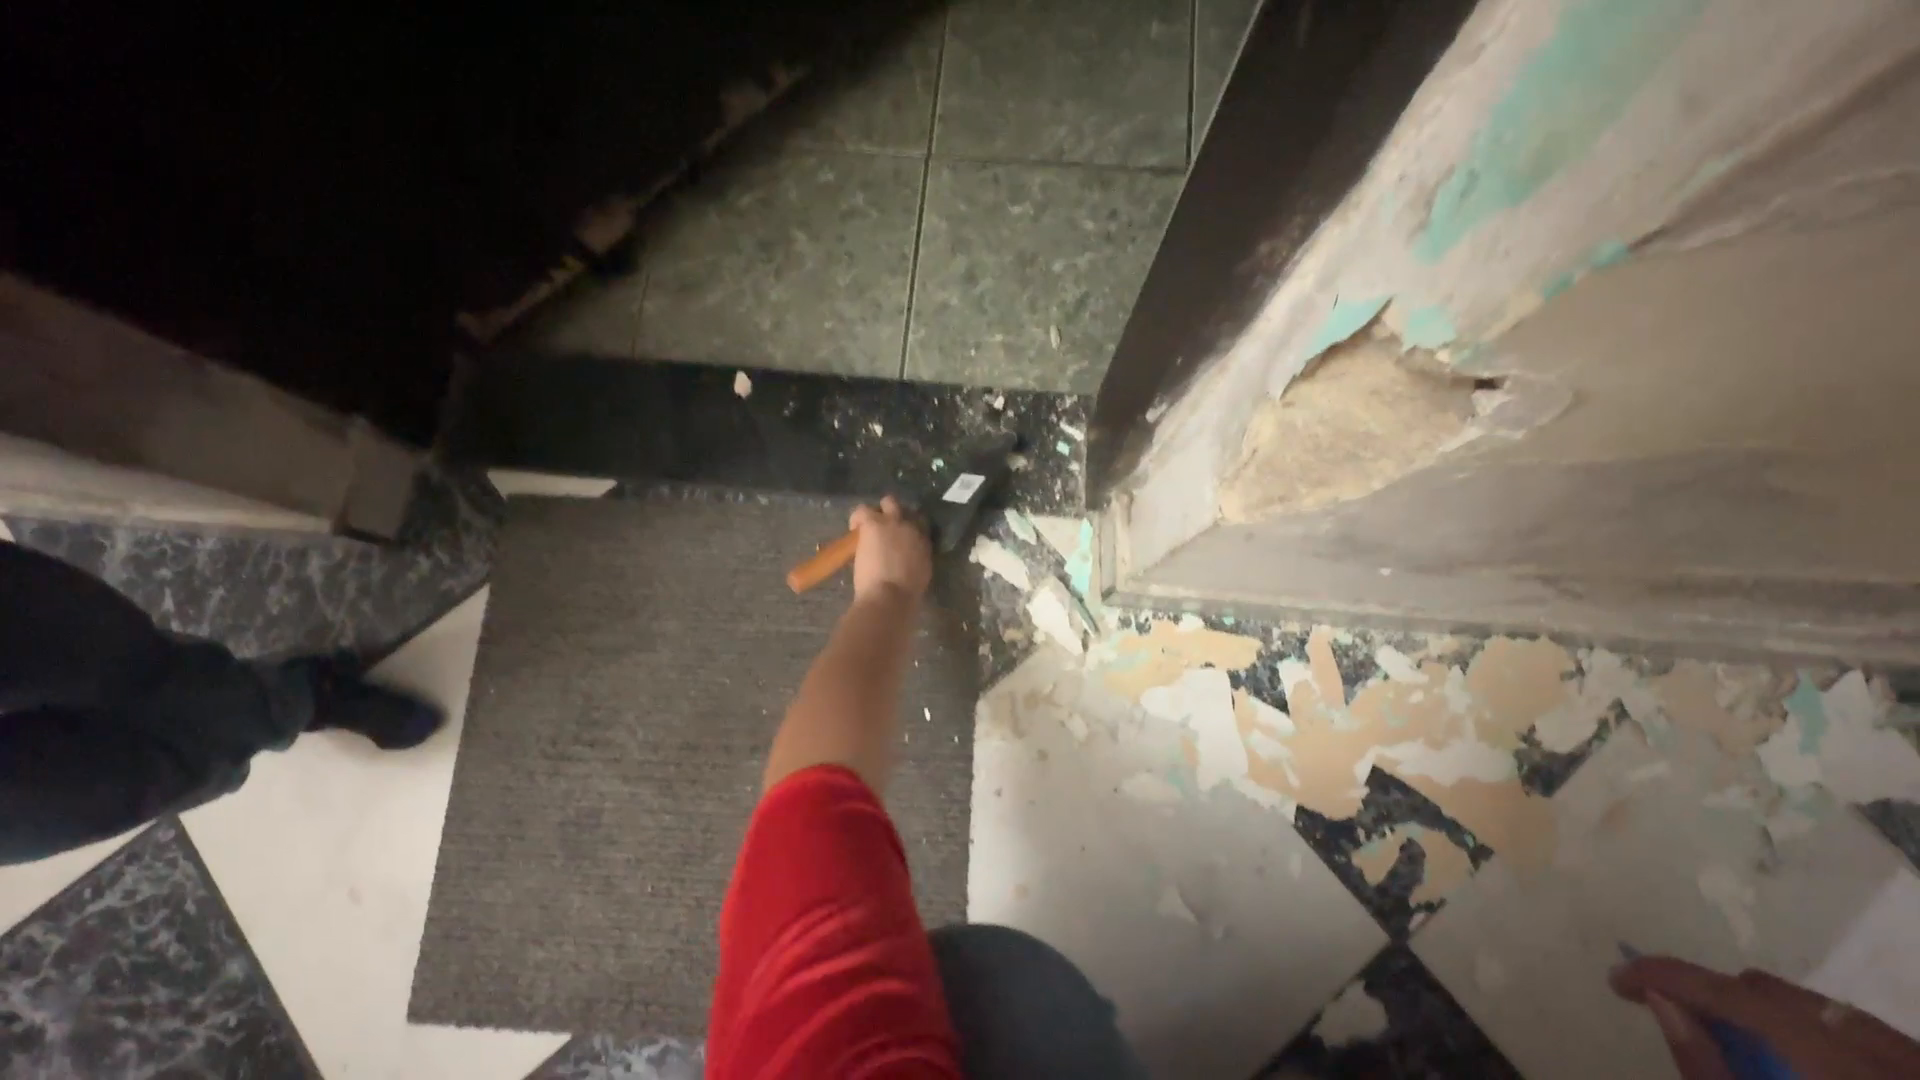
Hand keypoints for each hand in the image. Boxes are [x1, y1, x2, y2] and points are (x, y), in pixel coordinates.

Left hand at [848, 496, 930, 603]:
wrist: (889, 595)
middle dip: (897, 515)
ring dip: (878, 512)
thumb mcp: (920, 577)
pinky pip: (863, 510)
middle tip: (885, 529)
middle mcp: (913, 529)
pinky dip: (857, 518)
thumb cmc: (904, 596)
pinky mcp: (874, 523)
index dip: (909, 529)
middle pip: (907, 510)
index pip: (921, 526)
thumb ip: (916, 563)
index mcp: (924, 544)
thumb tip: (908, 561)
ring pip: (889, 502)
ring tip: (867, 527)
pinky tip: (853, 530)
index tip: (900, 538)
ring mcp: (894, 523)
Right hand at [1611, 955, 1919, 1078]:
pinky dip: (1811, 1039)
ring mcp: (1911, 1064)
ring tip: (1726, 1044)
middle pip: (1775, 997)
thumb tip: (1658, 999)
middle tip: (1668, 1015)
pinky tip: (1790, 1068)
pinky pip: (1858, 1037)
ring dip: (1760, 1017)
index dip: (1667, 976)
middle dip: (1714, 999)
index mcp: (1832, 1064)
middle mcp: (1883, 1055)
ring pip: (1818, 1012)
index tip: (1617, 980)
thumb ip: (1709, 1069)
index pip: (1733, 995)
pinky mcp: (1919, 1072)